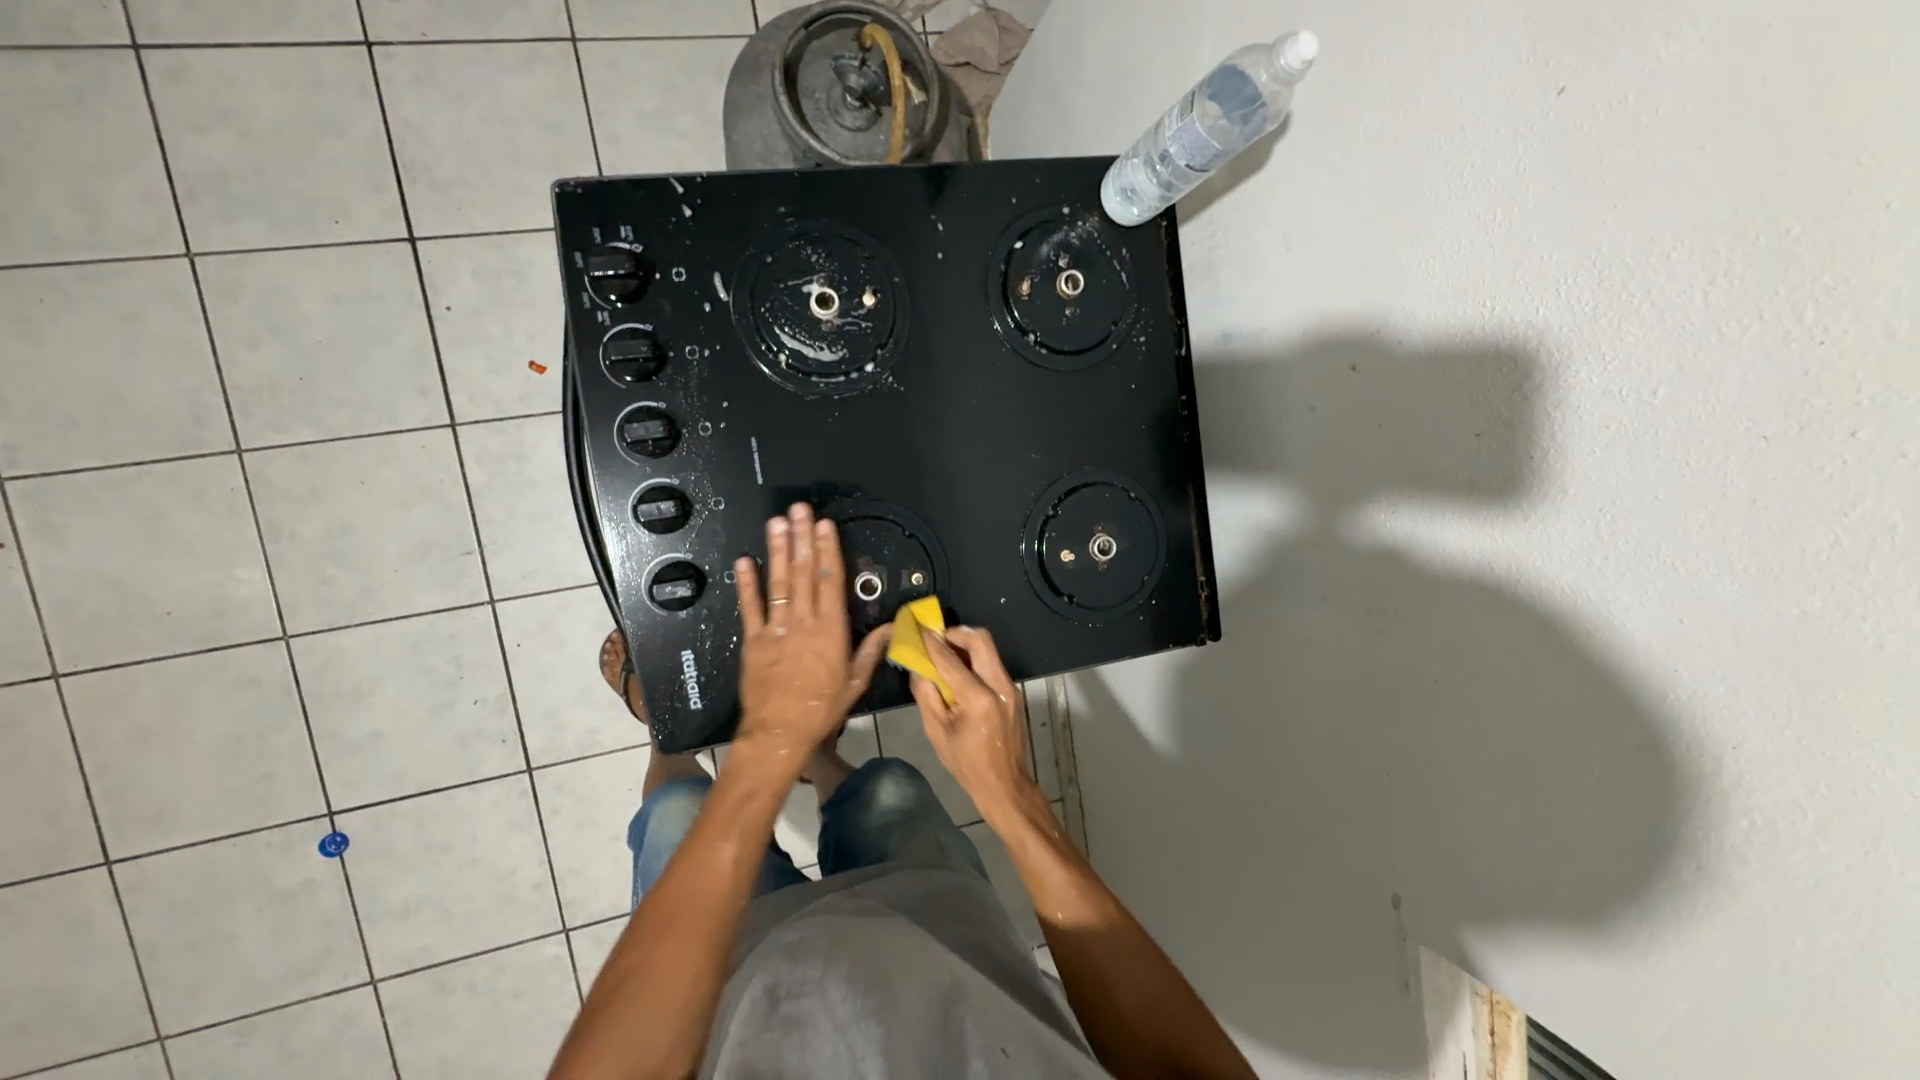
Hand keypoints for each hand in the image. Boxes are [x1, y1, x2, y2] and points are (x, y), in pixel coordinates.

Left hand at [732, 504, 890, 766]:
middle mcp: (804, 623)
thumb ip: (871, 651)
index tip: (825, 526)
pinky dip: (747, 584)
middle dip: (802, 538)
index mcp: (831, 631)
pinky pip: (750, 607)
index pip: (831, 582)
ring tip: (777, 523)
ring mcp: (776, 629)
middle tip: (799, 510)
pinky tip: (745, 561)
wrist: (779, 734)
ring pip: (779, 582)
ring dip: (778, 550)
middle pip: (805, 573)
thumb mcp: (855, 683)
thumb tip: (893, 628)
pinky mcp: (753, 640)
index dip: (828, 550)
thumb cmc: (821, 710)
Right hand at [908, 625, 1040, 814]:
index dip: (931, 642)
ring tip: (945, 657)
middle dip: (956, 634)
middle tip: (937, 641)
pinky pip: (993, 664)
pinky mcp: (1013, 692)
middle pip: (981, 640)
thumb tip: (917, 667)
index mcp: (978, 698)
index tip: (918, 630)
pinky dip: (975, 661)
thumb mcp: (937, 731)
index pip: (950, 659)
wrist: (1004, 783)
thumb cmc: (966, 763)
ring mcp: (1010, 688)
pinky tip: (960, 675)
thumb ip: (926, 694)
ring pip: (989, 650)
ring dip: (966, 646)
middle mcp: (999, 686)